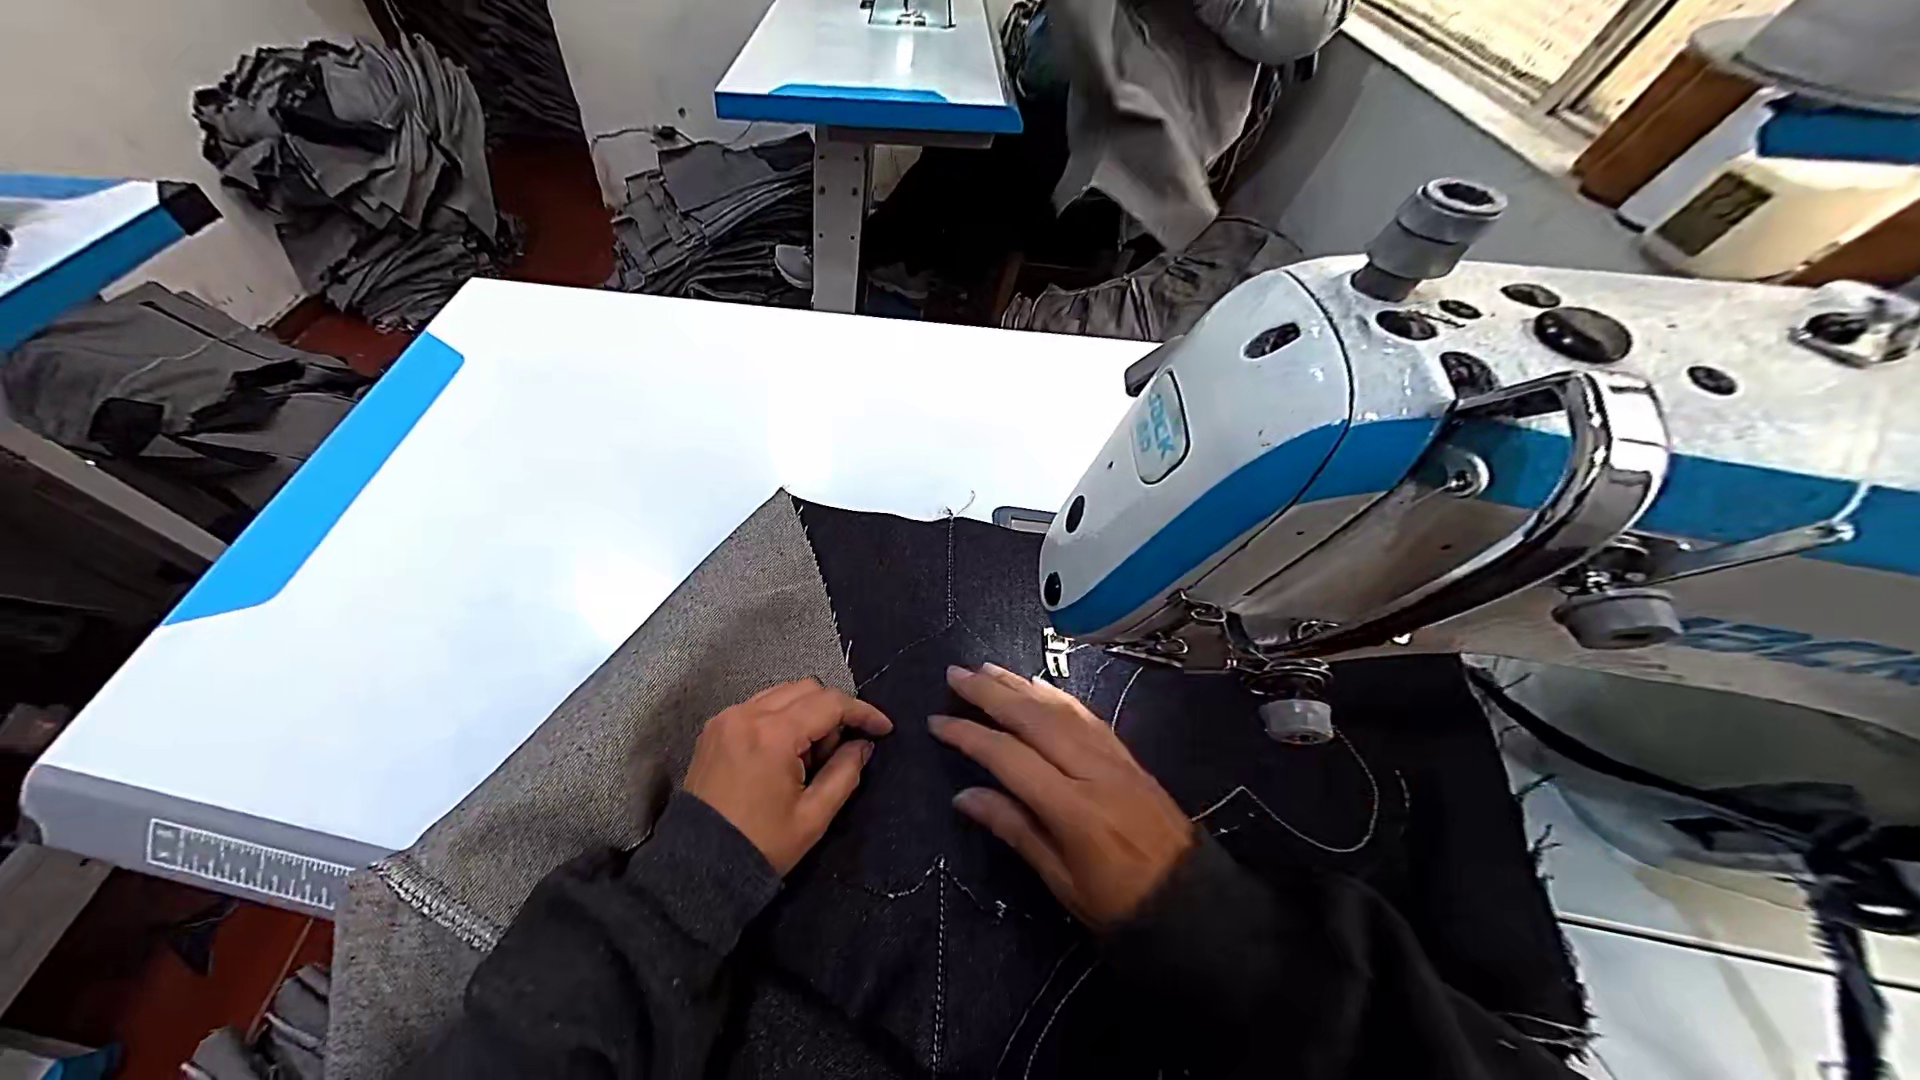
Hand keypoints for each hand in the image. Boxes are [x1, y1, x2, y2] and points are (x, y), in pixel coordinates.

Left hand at [683, 678, 893, 874]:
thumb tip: (862, 744)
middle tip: (839, 751)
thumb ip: (845, 772)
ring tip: (810, 755)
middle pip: (808, 689)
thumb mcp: (813, 816)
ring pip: (784, 692)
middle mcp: (748, 714)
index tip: (883, 728)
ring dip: (808, 712)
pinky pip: (760, 705)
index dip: (862, 712)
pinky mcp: (715, 728)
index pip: (830, 703)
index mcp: (773, 735)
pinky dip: (782, 717)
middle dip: (833, 712)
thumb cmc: (760, 845)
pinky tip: (784, 753)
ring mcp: (727, 718)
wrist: (696, 869)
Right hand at [931, 663, 1194, 927]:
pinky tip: (1037, 684)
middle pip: (1033, 719)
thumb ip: (1013, 828)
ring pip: (1059, 708)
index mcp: (1073, 808)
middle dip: (990, 693)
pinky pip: (1085, 713)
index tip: (938, 721)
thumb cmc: (1118, 902)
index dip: (969, 735)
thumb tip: (964, 795)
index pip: (1009, 757)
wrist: (1191, 900)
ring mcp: (1113, 756)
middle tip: (956, 674)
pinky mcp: (1126, 753)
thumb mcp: (1060, 879)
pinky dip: (1056, 694)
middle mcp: (1092, 770)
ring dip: (1019, 684)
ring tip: (987, 669)